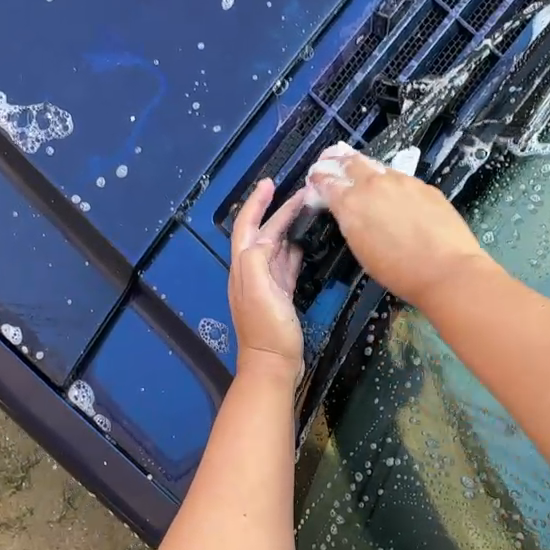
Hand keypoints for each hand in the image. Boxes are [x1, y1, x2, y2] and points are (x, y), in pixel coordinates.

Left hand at [228, 178, 307, 380]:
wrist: (272, 366)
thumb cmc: (266, 330)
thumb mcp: (259, 291)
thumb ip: (258, 259)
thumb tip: (269, 238)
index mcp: (244, 267)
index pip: (247, 226)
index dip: (256, 203)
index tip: (270, 183)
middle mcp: (252, 271)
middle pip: (263, 233)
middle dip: (277, 211)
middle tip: (300, 194)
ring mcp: (267, 284)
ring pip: (276, 246)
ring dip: (288, 227)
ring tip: (305, 211)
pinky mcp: (281, 296)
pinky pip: (287, 265)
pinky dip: (294, 250)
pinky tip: (305, 243)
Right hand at [305, 143, 499, 308]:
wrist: (447, 270)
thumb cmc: (399, 273)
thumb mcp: (361, 250)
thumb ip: (351, 222)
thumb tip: (347, 210)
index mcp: (351, 203)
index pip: (326, 180)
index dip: (319, 179)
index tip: (316, 180)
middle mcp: (373, 184)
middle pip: (350, 162)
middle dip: (339, 163)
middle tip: (334, 164)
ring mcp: (402, 182)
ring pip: (378, 167)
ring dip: (367, 170)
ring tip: (364, 176)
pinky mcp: (425, 186)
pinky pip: (402, 178)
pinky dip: (392, 182)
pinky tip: (396, 192)